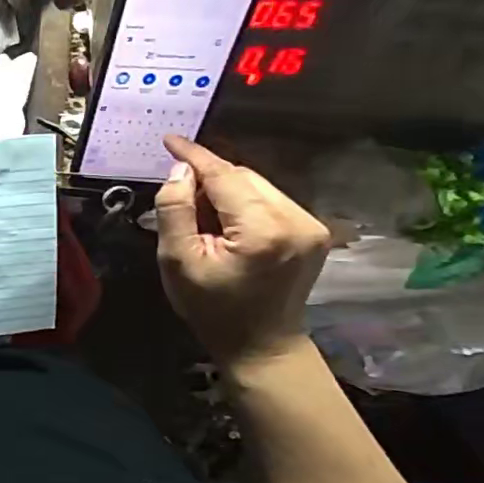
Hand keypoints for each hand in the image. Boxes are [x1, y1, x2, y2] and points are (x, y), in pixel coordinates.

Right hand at [155, 135, 329, 366]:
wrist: (259, 343)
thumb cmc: (211, 308)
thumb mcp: (177, 261)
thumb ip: (175, 211)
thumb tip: (180, 171)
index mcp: (262, 230)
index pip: (225, 176)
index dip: (195, 155)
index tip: (171, 139)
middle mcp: (296, 220)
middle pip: (244, 177)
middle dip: (208, 176)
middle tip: (177, 191)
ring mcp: (310, 225)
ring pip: (258, 186)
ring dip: (225, 189)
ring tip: (199, 213)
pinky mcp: (312, 231)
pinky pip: (270, 200)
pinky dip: (242, 202)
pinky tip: (224, 221)